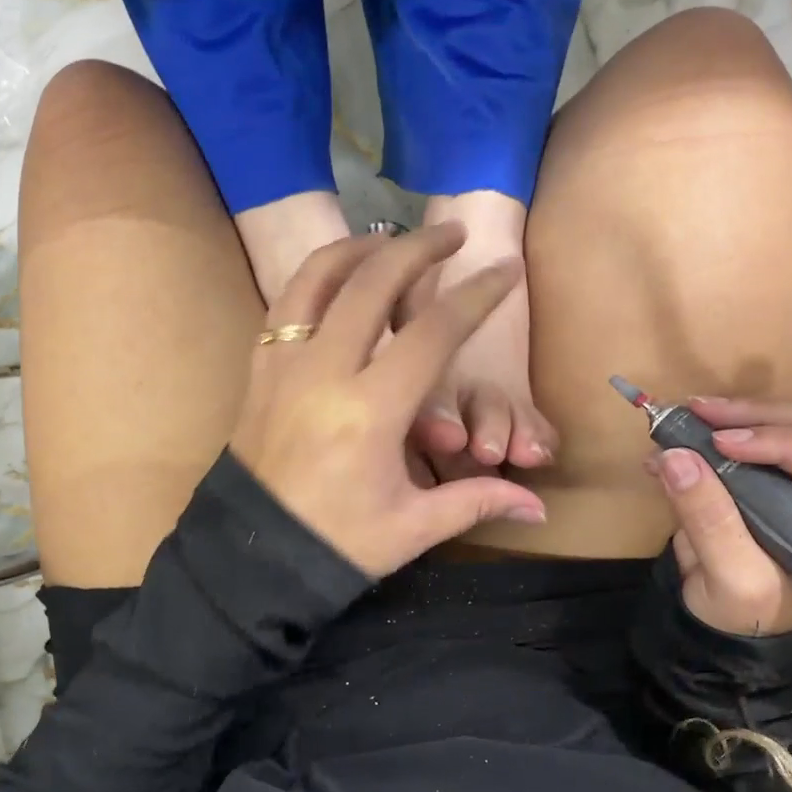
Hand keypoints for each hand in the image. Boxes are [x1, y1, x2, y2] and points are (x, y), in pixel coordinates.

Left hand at [230, 224, 546, 577]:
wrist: (251, 559)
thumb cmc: (335, 546)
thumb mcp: (411, 528)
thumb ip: (476, 502)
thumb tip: (539, 507)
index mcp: (369, 412)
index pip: (433, 333)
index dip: (476, 296)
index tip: (505, 271)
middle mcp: (323, 373)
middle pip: (372, 283)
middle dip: (418, 248)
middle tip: (452, 233)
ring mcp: (282, 367)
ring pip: (316, 279)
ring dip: (358, 249)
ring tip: (390, 239)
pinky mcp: (257, 372)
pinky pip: (285, 305)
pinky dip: (314, 278)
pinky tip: (336, 278)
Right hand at [648, 396, 791, 636]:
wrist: (731, 632)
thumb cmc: (749, 615)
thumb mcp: (731, 577)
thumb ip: (709, 520)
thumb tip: (673, 456)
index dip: (780, 442)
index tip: (723, 442)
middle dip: (755, 414)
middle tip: (700, 410)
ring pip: (782, 425)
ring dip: (735, 414)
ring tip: (687, 413)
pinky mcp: (763, 479)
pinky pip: (747, 443)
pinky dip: (712, 432)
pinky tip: (674, 435)